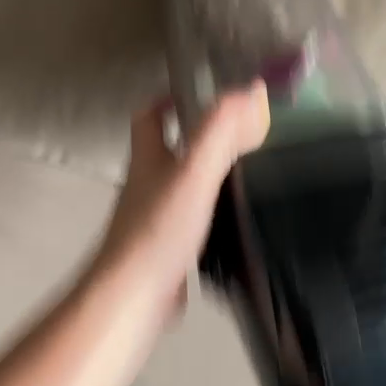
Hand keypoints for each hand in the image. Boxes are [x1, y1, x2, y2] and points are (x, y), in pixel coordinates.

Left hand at [90, 83, 270, 321]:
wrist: (135, 295)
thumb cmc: (160, 229)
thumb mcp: (194, 172)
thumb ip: (220, 132)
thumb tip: (250, 89)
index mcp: (147, 159)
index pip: (149, 116)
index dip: (168, 99)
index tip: (199, 92)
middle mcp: (145, 185)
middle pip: (165, 151)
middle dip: (195, 138)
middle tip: (239, 134)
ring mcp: (151, 220)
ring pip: (178, 188)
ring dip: (206, 178)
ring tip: (247, 174)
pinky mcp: (163, 251)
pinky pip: (188, 224)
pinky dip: (210, 217)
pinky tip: (236, 225)